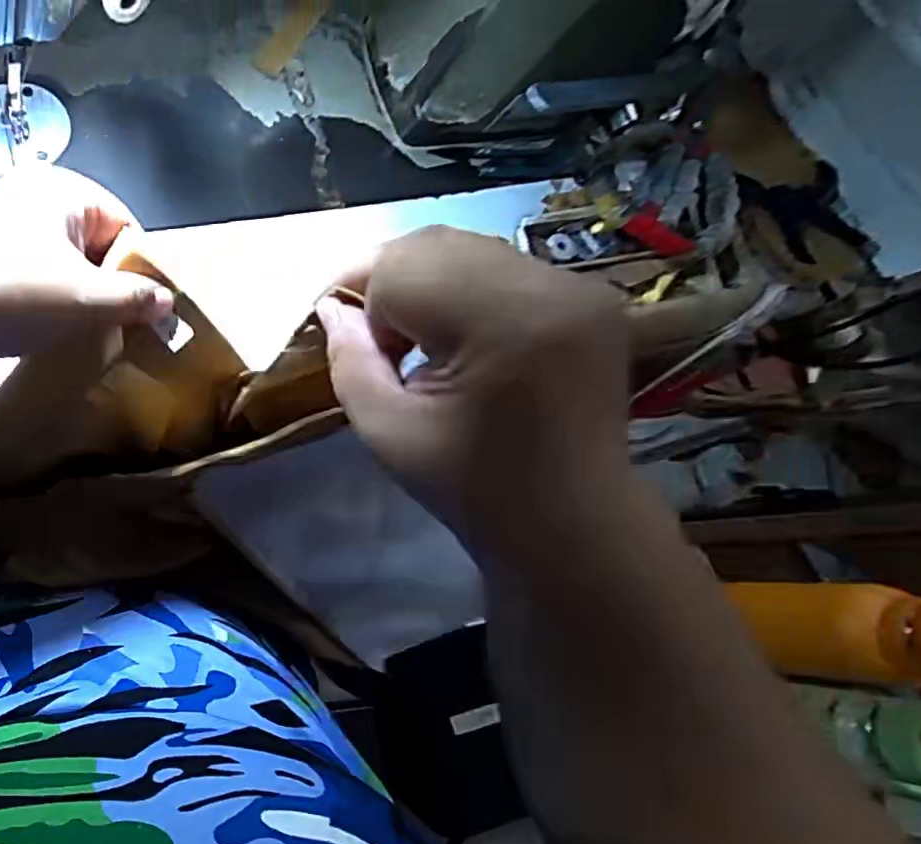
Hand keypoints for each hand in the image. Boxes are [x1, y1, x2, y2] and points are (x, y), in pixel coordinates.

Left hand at [0, 166, 173, 376]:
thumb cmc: (15, 295)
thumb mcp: (84, 299)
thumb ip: (132, 299)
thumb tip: (167, 303)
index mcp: (61, 188)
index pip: (122, 222)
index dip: (138, 267)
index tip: (143, 309)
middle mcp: (30, 196)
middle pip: (92, 242)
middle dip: (107, 285)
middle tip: (114, 325)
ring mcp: (1, 224)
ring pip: (62, 262)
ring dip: (77, 297)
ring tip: (80, 330)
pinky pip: (32, 274)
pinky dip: (46, 299)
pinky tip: (45, 327)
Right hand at [315, 226, 631, 548]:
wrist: (568, 521)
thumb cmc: (470, 487)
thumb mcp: (387, 432)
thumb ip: (350, 363)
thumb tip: (332, 309)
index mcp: (502, 323)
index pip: (402, 265)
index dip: (358, 297)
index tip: (349, 345)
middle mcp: (549, 285)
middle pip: (435, 243)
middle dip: (387, 285)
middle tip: (377, 345)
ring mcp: (577, 286)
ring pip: (468, 249)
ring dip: (423, 285)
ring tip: (416, 346)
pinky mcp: (589, 297)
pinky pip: (502, 268)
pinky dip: (462, 292)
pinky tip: (459, 343)